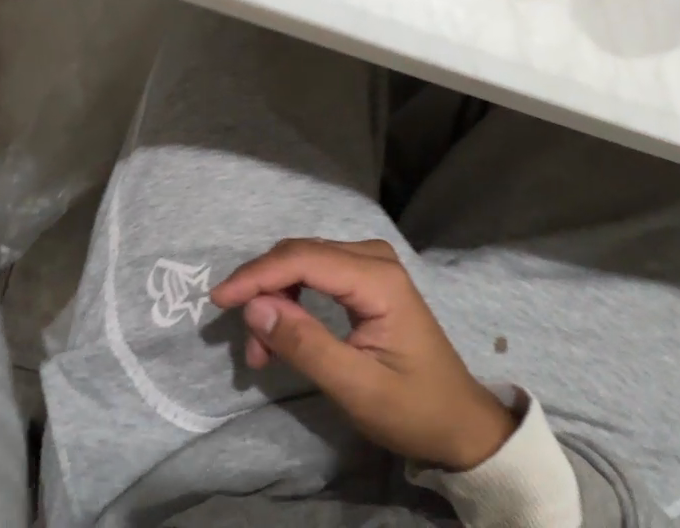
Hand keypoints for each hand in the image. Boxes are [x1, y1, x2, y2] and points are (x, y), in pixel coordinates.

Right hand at [211, 238, 516, 471]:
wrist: (460, 424)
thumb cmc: (414, 410)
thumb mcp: (357, 388)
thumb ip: (305, 344)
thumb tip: (254, 307)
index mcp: (378, 279)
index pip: (302, 259)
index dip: (256, 276)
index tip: (218, 300)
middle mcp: (373, 258)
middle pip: (298, 255)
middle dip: (262, 292)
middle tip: (247, 343)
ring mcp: (370, 265)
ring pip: (301, 263)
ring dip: (273, 299)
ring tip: (262, 352)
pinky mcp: (364, 279)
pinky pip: (313, 274)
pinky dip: (289, 301)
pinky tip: (281, 335)